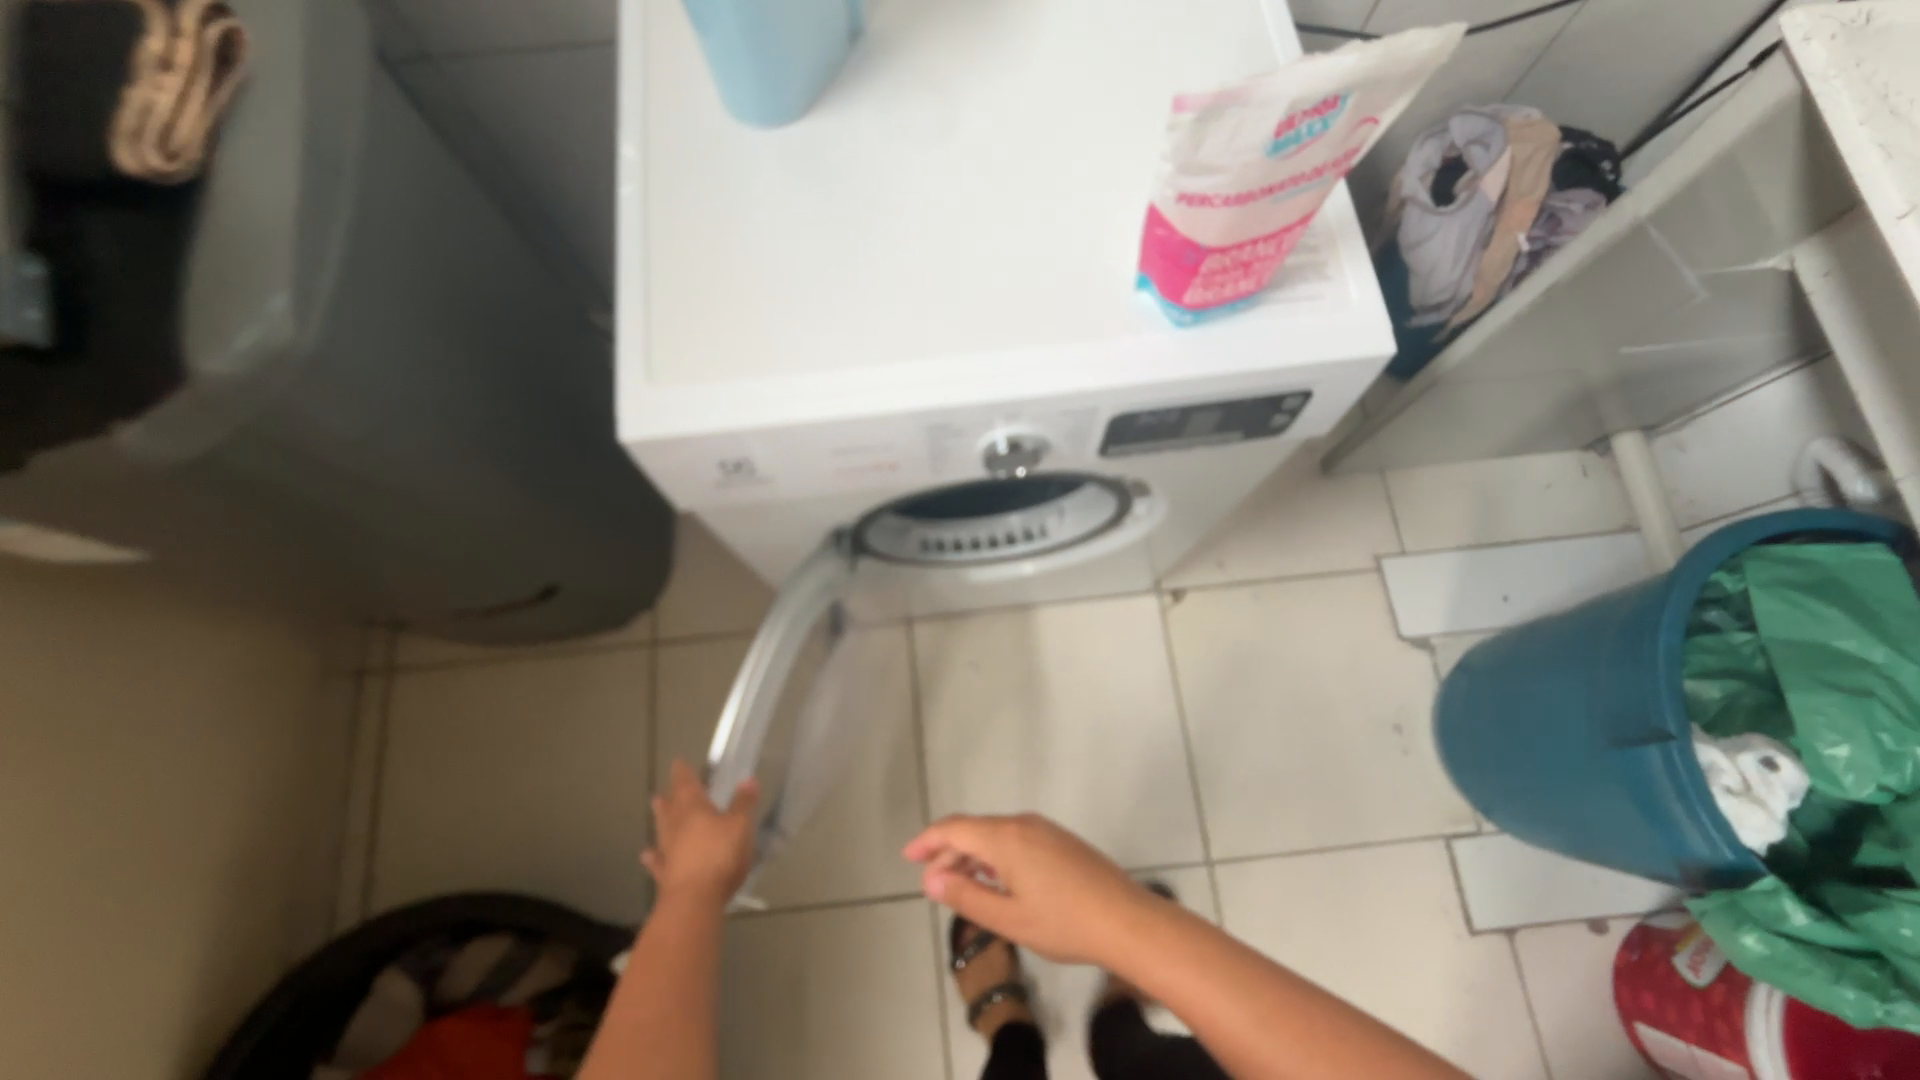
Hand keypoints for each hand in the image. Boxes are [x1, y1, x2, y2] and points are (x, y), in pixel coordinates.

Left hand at [644, 760, 760, 908]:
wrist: (695, 900)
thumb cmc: (720, 855)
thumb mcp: (741, 825)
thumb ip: (744, 803)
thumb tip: (748, 779)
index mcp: (693, 808)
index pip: (686, 784)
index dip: (683, 773)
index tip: (678, 763)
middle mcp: (676, 826)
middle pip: (670, 807)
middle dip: (669, 797)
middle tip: (663, 791)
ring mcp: (668, 851)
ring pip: (662, 830)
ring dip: (660, 819)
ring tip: (656, 810)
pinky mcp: (666, 875)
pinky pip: (658, 860)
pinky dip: (654, 856)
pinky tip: (648, 855)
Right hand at [903, 813, 1165, 965]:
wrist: (1127, 921)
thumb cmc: (1064, 923)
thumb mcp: (1008, 919)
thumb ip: (967, 896)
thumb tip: (932, 880)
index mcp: (1006, 838)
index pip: (954, 829)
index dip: (928, 840)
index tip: (909, 856)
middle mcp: (1023, 824)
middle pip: (974, 830)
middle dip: (948, 852)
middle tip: (931, 882)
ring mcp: (1045, 830)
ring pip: (995, 834)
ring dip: (972, 855)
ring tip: (959, 884)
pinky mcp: (1060, 840)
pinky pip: (1015, 838)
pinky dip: (994, 855)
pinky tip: (995, 880)